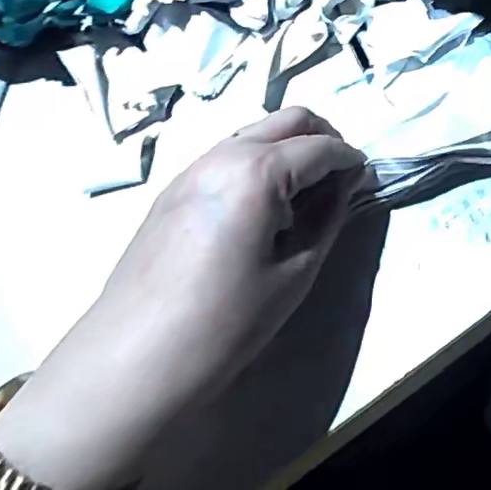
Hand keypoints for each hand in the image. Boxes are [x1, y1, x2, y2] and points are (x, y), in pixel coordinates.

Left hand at [0, 108, 367, 489]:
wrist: (124, 371)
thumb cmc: (223, 323)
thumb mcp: (297, 270)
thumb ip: (330, 214)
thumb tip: (350, 182)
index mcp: (258, 171)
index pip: (325, 147)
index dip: (353, 162)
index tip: (367, 183)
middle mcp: (224, 155)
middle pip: (292, 119)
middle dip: (326, 138)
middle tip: (340, 178)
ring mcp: (192, 168)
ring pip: (259, 130)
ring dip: (292, 146)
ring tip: (304, 191)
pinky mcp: (173, 189)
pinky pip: (231, 151)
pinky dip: (261, 159)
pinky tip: (265, 203)